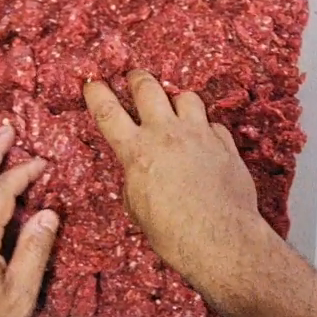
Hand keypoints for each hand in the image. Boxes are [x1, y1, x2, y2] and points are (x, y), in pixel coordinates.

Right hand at [83, 70, 278, 294]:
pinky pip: (213, 124)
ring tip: (176, 108)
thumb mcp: (138, 207)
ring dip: (178, 100)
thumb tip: (140, 169)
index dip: (97, 93)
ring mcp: (198, 135)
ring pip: (186, 97)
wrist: (220, 239)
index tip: (92, 82)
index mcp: (137, 152)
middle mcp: (167, 135)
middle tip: (135, 77)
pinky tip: (205, 141)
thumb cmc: (173, 233)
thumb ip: (136, 177)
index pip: (107, 112)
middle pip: (148, 88)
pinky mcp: (224, 143)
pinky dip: (206, 129)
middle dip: (138, 78)